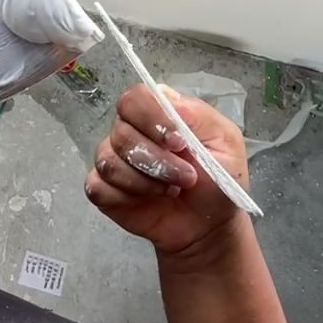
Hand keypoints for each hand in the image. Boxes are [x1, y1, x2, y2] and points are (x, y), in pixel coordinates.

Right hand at [85, 84, 248, 255]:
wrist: (207, 224)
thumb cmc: (217, 179)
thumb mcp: (225, 142)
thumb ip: (198, 116)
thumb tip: (165, 99)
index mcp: (156, 112)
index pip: (135, 98)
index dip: (151, 117)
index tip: (178, 143)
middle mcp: (128, 130)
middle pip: (121, 132)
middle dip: (156, 160)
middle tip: (187, 177)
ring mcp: (112, 159)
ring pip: (108, 161)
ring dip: (144, 181)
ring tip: (172, 190)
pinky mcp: (102, 188)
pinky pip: (98, 186)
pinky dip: (125, 197)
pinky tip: (147, 200)